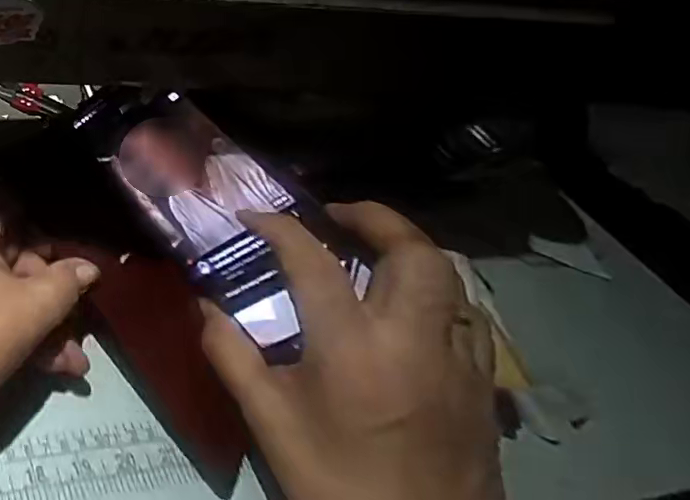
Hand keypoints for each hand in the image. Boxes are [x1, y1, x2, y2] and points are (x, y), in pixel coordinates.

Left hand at [0, 198, 100, 449]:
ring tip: (75, 360)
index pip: (13, 202)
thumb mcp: (30, 310)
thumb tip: (89, 267)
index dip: (46, 225)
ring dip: (43, 321)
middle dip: (54, 289)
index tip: (72, 255)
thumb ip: (66, 284)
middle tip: (83, 319)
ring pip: (6, 287)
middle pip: (16, 251)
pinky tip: (57, 367)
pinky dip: (19, 331)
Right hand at [199, 204, 501, 499]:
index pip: (312, 258)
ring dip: (410, 251)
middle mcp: (414, 342)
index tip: (253, 218)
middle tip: (337, 217)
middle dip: (375, 218)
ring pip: (452, 278)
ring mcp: (459, 365)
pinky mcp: (484, 391)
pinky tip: (414, 309)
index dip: (278, 226)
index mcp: (353, 348)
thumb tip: (205, 304)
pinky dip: (440, 295)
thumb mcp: (270, 424)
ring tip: (374, 253)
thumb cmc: (337, 483)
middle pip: (413, 251)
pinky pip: (470, 319)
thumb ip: (231, 355)